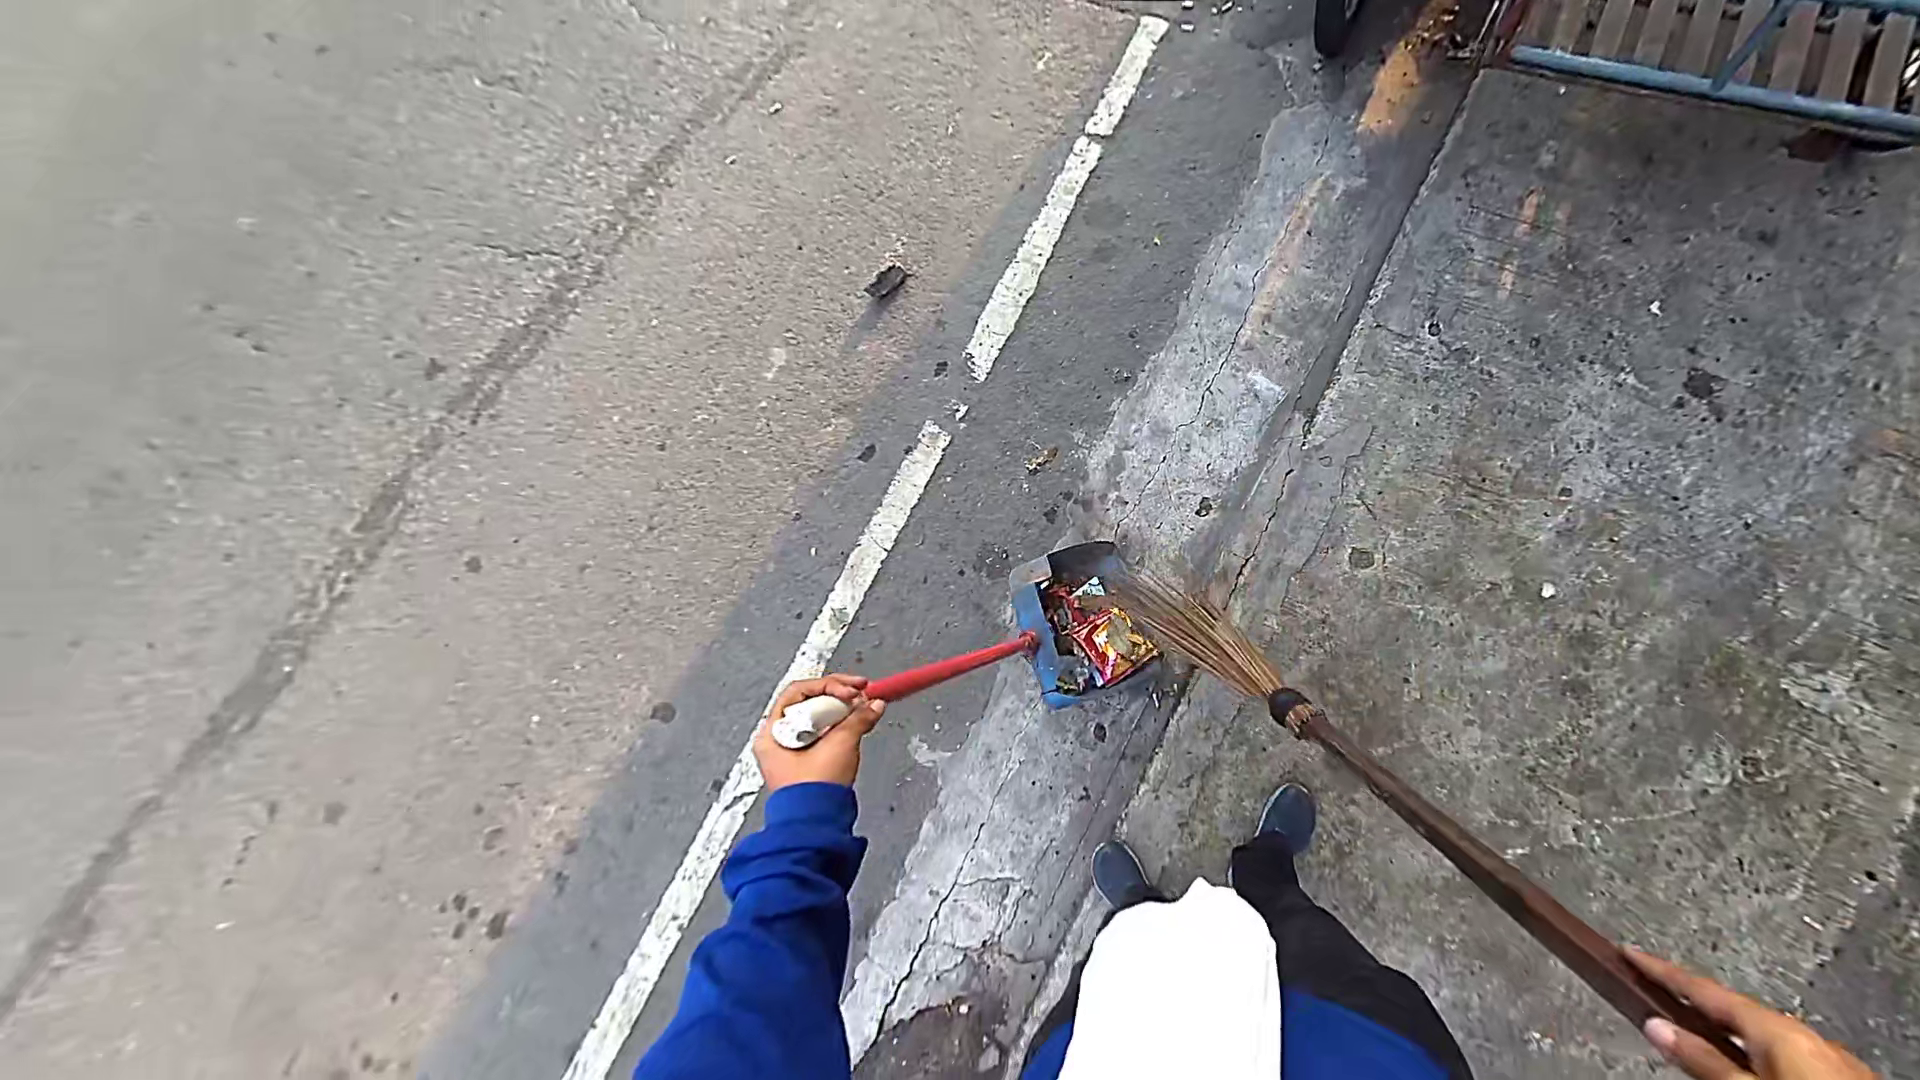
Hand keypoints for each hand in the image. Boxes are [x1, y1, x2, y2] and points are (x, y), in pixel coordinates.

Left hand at [753, 674, 885, 790]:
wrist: (816, 826)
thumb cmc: (813, 793)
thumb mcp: (841, 744)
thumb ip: (860, 718)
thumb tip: (873, 705)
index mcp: (774, 732)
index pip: (800, 691)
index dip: (830, 684)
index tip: (853, 688)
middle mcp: (779, 739)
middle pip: (810, 702)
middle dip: (839, 696)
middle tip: (861, 694)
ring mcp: (794, 751)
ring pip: (819, 717)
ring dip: (843, 710)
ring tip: (863, 708)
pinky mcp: (809, 761)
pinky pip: (824, 733)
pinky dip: (841, 725)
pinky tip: (858, 723)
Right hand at [1626, 948, 1874, 1079]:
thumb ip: (1700, 1057)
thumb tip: (1655, 1025)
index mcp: (1776, 1027)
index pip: (1698, 986)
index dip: (1658, 968)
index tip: (1628, 952)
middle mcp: (1807, 1035)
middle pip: (1734, 1010)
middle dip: (1695, 1003)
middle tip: (1656, 992)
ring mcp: (1835, 1062)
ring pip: (1763, 1033)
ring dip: (1727, 1029)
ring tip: (1699, 1032)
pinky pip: (1788, 1055)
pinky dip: (1757, 1050)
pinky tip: (1751, 1064)